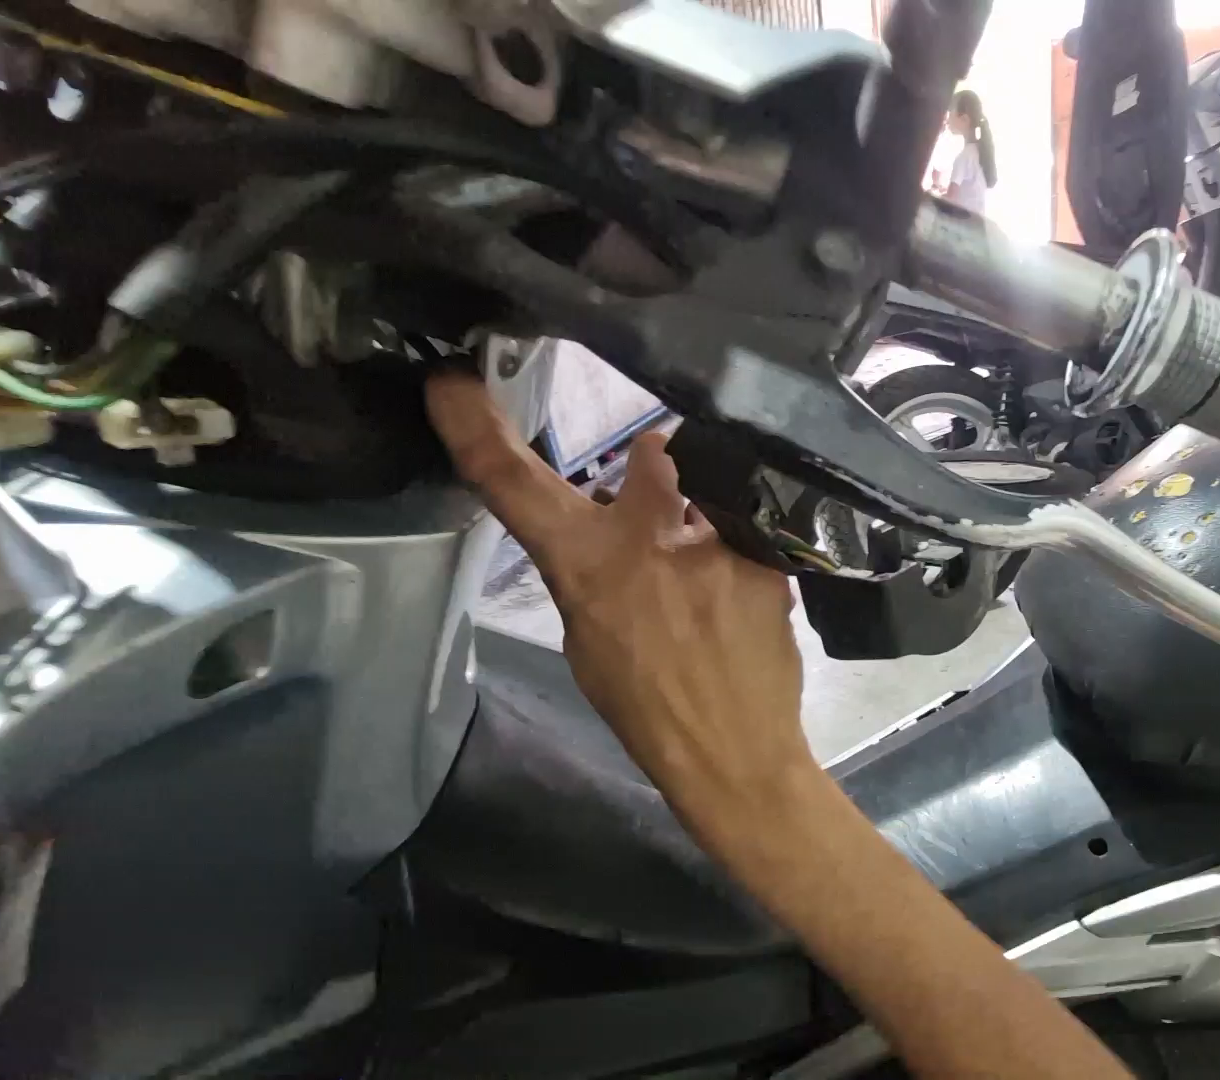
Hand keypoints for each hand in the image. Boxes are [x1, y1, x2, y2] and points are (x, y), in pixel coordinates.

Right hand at [426, 373, 812, 834]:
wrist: (732, 751)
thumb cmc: (646, 708)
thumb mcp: (590, 642)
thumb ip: (593, 574)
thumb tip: (610, 535)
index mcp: (586, 565)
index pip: (515, 484)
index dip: (477, 428)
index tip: (451, 380)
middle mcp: (650, 538)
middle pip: (650, 461)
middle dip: (656, 471)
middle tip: (673, 500)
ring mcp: (715, 543)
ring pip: (710, 498)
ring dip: (705, 523)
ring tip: (720, 579)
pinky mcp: (768, 557)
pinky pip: (750, 533)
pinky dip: (743, 553)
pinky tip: (749, 595)